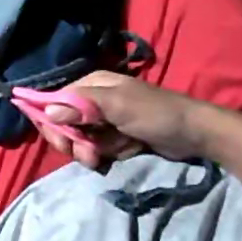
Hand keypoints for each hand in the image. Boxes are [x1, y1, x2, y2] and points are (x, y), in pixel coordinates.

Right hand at [32, 71, 219, 169]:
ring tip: (106, 156)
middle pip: (66, 122)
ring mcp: (107, 119)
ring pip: (82, 138)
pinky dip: (107, 153)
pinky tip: (122, 153)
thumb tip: (48, 110)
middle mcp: (95, 99)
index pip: (56, 100)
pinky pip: (99, 147)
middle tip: (88, 155)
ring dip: (91, 151)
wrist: (193, 134)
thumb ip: (83, 106)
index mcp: (93, 84)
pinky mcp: (118, 136)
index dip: (52, 122)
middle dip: (73, 141)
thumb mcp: (118, 106)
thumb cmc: (155, 114)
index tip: (61, 141)